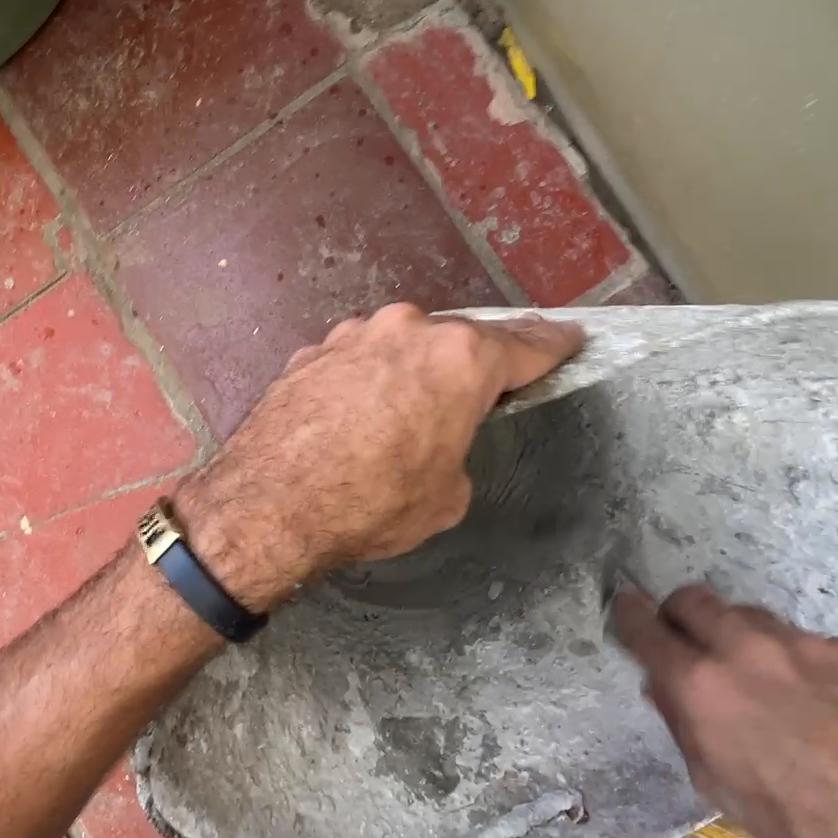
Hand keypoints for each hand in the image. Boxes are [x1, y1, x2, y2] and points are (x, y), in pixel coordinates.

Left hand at [175, 303, 582, 609]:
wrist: (268, 505)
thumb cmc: (370, 503)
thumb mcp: (446, 497)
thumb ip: (456, 454)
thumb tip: (436, 449)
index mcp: (459, 359)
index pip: (524, 347)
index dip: (553, 347)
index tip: (569, 339)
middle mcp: (408, 332)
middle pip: (459, 341)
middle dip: (475, 363)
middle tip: (490, 382)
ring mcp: (353, 336)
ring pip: (402, 347)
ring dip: (413, 372)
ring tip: (409, 413)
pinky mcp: (311, 353)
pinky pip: (357, 361)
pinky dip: (367, 381)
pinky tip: (357, 417)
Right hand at [613, 586, 837, 837]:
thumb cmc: (801, 824)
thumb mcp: (717, 783)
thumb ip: (684, 724)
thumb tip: (665, 687)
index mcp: (702, 686)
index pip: (645, 627)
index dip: (629, 613)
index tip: (626, 606)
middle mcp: (746, 650)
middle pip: (694, 599)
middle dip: (680, 612)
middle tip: (688, 637)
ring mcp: (806, 645)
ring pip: (752, 616)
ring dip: (740, 635)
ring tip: (761, 675)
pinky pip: (811, 642)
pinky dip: (800, 661)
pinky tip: (825, 700)